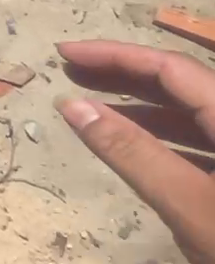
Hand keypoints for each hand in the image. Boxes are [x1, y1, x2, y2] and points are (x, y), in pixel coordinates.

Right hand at [57, 40, 214, 263]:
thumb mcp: (194, 209)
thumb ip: (132, 153)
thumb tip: (72, 104)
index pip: (175, 69)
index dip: (116, 55)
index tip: (64, 54)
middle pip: (191, 85)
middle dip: (126, 76)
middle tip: (72, 72)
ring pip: (202, 114)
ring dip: (144, 107)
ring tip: (95, 108)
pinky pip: (214, 142)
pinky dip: (172, 137)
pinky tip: (141, 145)